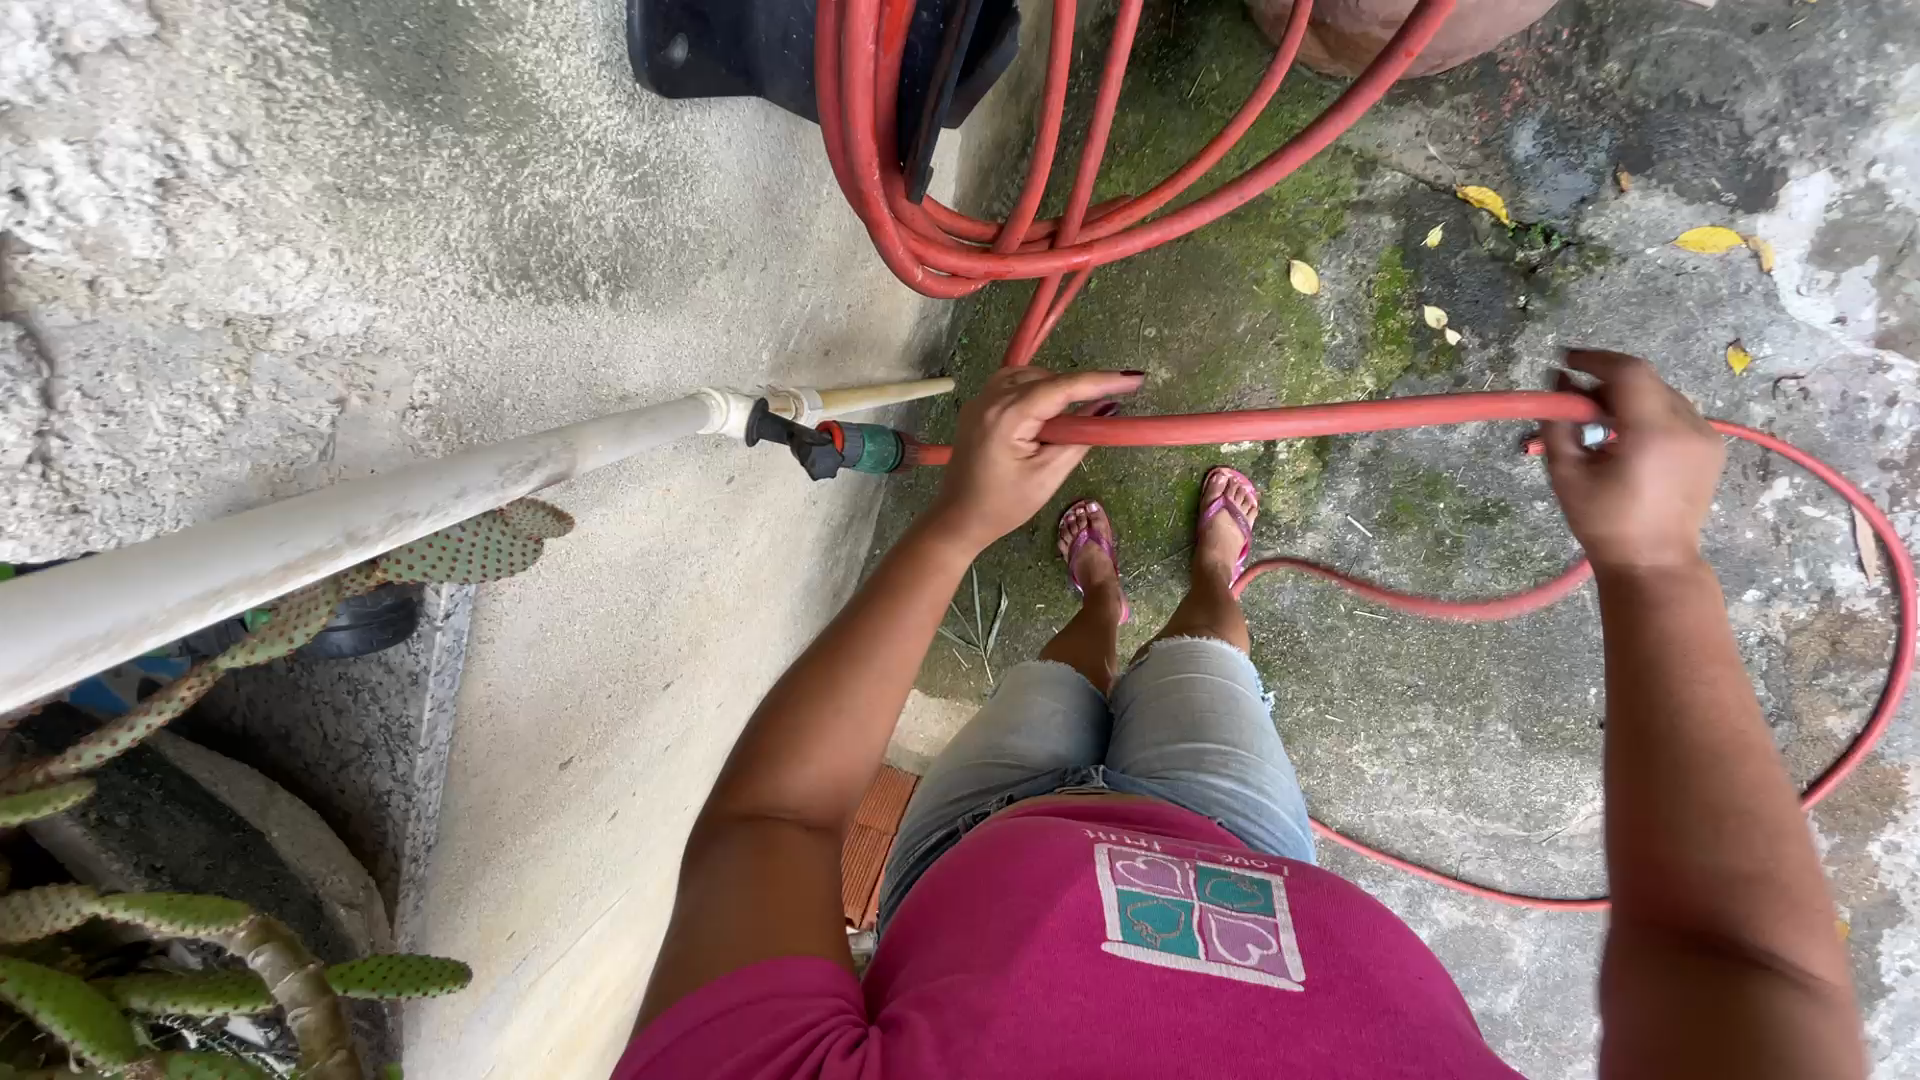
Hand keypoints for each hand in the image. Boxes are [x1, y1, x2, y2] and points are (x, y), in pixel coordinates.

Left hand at [927, 367, 1146, 552]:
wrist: (958, 519)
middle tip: (1106, 404)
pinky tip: (1048, 413)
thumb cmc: (1003, 505)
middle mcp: (989, 399)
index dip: (1100, 381)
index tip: (1133, 380)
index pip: (1061, 387)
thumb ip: (1079, 439)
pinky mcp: (977, 408)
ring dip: (1055, 388)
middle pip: (1044, 377)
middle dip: (1076, 387)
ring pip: (1028, 376)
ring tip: (1076, 413)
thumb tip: (1106, 408)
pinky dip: (1035, 391)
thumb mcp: (1047, 475)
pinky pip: (1012, 385)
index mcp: (1006, 416)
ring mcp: (979, 401)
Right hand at [1542, 350, 1725, 573]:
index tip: (1564, 360)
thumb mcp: (1566, 473)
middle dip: (1605, 381)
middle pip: (1645, 380)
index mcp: (1653, 432)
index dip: (1594, 360)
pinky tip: (1622, 437)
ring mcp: (1706, 435)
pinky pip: (1674, 413)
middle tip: (1572, 399)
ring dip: (1625, 397)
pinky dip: (1644, 412)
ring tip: (1594, 421)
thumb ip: (1558, 425)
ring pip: (1661, 395)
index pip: (1628, 372)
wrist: (1654, 558)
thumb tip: (1556, 386)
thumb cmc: (1602, 520)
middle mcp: (1689, 425)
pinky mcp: (1711, 446)